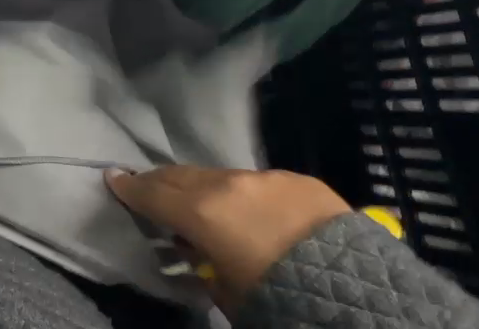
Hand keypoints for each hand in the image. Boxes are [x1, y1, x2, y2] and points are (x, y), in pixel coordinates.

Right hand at [107, 165, 351, 309]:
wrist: (365, 297)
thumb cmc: (285, 302)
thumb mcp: (228, 294)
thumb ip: (201, 263)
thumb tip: (192, 249)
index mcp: (202, 212)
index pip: (151, 194)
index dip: (129, 188)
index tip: (113, 178)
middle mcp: (227, 185)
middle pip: (181, 176)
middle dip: (162, 182)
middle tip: (149, 188)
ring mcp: (265, 178)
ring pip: (220, 176)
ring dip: (206, 188)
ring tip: (203, 203)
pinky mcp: (299, 181)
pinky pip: (261, 184)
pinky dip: (248, 196)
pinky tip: (257, 215)